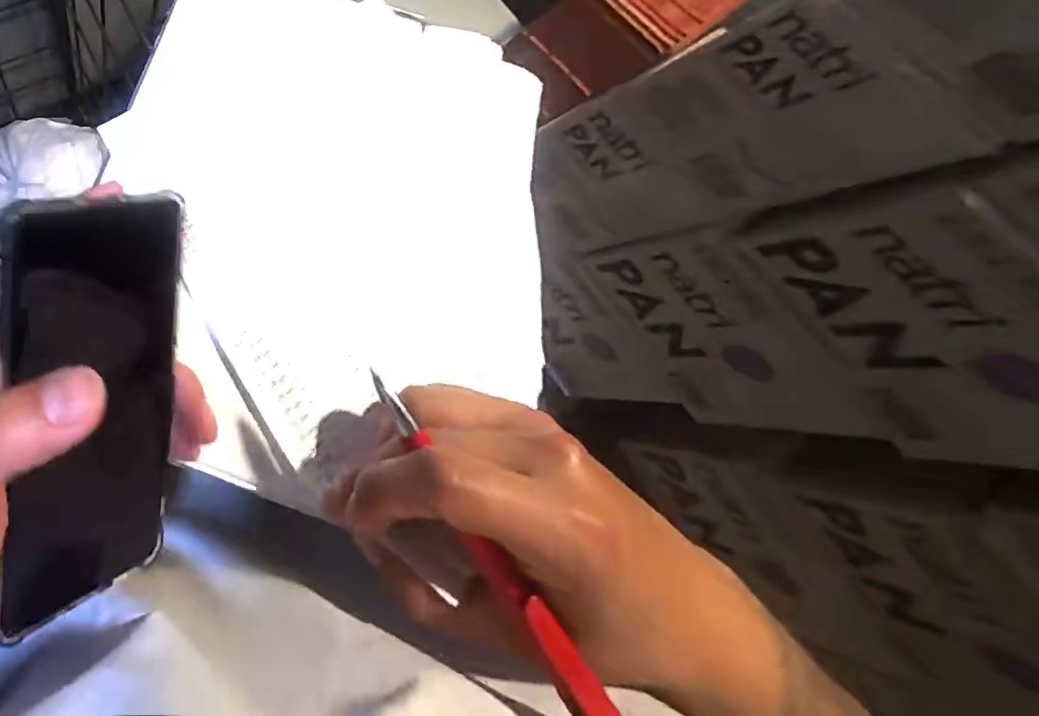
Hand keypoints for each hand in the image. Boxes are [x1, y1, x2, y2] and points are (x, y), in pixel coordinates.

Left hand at [0, 332, 215, 634]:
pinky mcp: (71, 461)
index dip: (115, 301)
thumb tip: (91, 387)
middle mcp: (34, 382)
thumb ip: (7, 436)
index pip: (61, 309)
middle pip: (109, 352)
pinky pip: (123, 435)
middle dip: (159, 367)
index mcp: (4, 366)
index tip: (165, 318)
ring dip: (165, 404)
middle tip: (195, 409)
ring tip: (197, 436)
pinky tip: (179, 456)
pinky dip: (157, 438)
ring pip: (122, 392)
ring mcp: (54, 422)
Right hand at [324, 386, 842, 715]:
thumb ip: (423, 588)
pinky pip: (452, 400)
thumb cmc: (604, 639)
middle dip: (375, 466)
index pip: (444, 478)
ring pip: (431, 401)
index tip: (351, 520)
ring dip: (392, 439)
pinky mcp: (535, 415)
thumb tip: (367, 532)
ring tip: (385, 482)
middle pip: (426, 429)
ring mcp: (542, 424)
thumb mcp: (506, 639)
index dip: (381, 492)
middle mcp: (548, 453)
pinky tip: (419, 462)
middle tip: (354, 506)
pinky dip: (418, 424)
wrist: (687, 603)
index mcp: (559, 522)